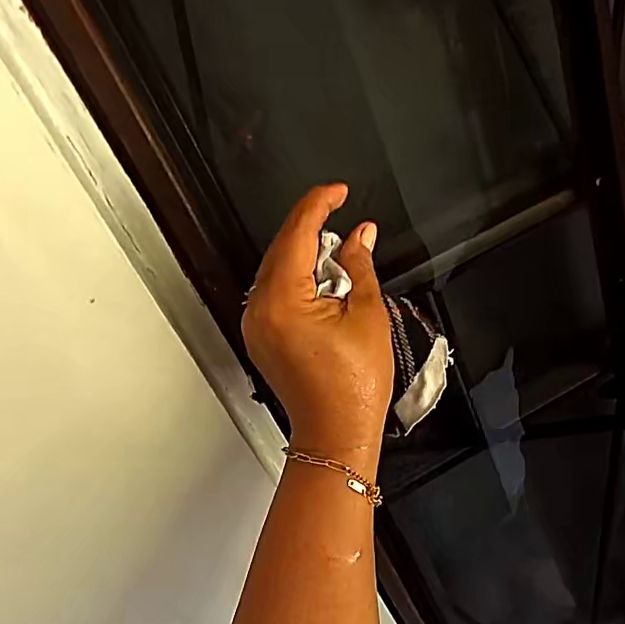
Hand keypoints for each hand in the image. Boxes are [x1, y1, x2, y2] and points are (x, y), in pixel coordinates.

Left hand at [242, 183, 392, 466]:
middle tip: (343, 218)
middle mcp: (260, 311)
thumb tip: (360, 235)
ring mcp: (256, 326)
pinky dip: (296, 279)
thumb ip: (360, 265)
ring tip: (340, 257)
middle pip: (281, 249)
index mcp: (283, 301)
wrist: (336, 432)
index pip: (297, 234)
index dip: (319, 205)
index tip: (337, 192)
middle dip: (311, 228)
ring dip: (304, 254)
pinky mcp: (261, 338)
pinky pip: (272, 293)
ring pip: (275, 270)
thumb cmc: (353, 388)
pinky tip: (323, 282)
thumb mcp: (368, 315)